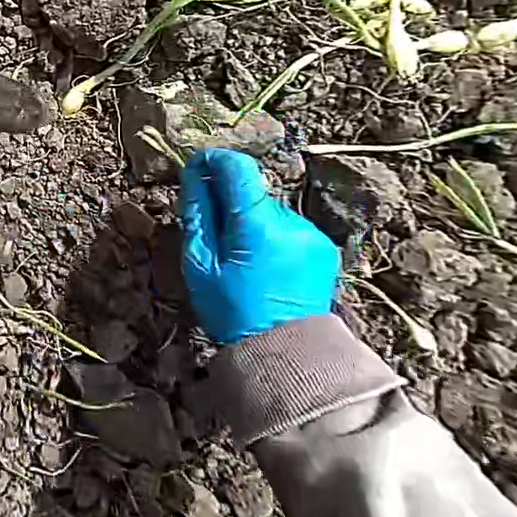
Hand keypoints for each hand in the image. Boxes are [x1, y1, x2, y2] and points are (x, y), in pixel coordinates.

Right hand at [179, 148, 338, 343]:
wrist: (286, 355)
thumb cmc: (234, 313)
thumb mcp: (201, 265)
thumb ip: (198, 214)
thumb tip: (194, 175)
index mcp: (258, 225)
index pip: (237, 167)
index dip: (213, 161)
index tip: (197, 167)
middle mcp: (290, 221)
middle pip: (252, 191)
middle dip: (230, 201)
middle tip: (213, 229)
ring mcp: (311, 234)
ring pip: (269, 210)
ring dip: (252, 222)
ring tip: (241, 258)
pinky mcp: (322, 247)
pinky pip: (288, 228)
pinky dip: (271, 237)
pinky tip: (264, 266)